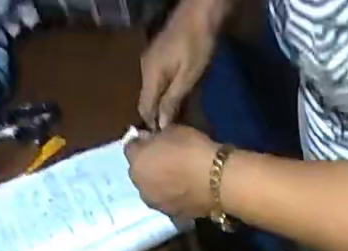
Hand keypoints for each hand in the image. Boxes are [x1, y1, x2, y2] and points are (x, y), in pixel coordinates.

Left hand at [125, 126, 219, 218]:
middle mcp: (140, 188)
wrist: (215, 182)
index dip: (141, 142)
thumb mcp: (170, 130)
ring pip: (153, 190)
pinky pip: (167, 201)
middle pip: (140, 173)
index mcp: (135, 164)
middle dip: (148, 166)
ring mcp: (156, 205)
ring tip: (176, 176)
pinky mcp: (173, 216)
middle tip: (164, 158)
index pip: (130, 148)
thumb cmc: (191, 149)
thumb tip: (149, 141)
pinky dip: (172, 195)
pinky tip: (185, 189)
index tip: (152, 138)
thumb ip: (155, 138)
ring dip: (159, 183)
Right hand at [138, 0, 226, 129]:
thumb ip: (172, 100)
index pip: (145, 110)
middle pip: (148, 103)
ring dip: (164, 109)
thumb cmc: (197, 44)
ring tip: (178, 124)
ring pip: (154, 95)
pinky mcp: (161, 59)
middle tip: (173, 136)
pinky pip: (159, 85)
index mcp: (150, 75)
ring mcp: (152, 63)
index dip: (153, 127)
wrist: (202, 11)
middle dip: (158, 120)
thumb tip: (161, 125)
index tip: (165, 141)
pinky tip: (179, 105)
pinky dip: (167, 97)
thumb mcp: (188, 76)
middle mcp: (146, 70)